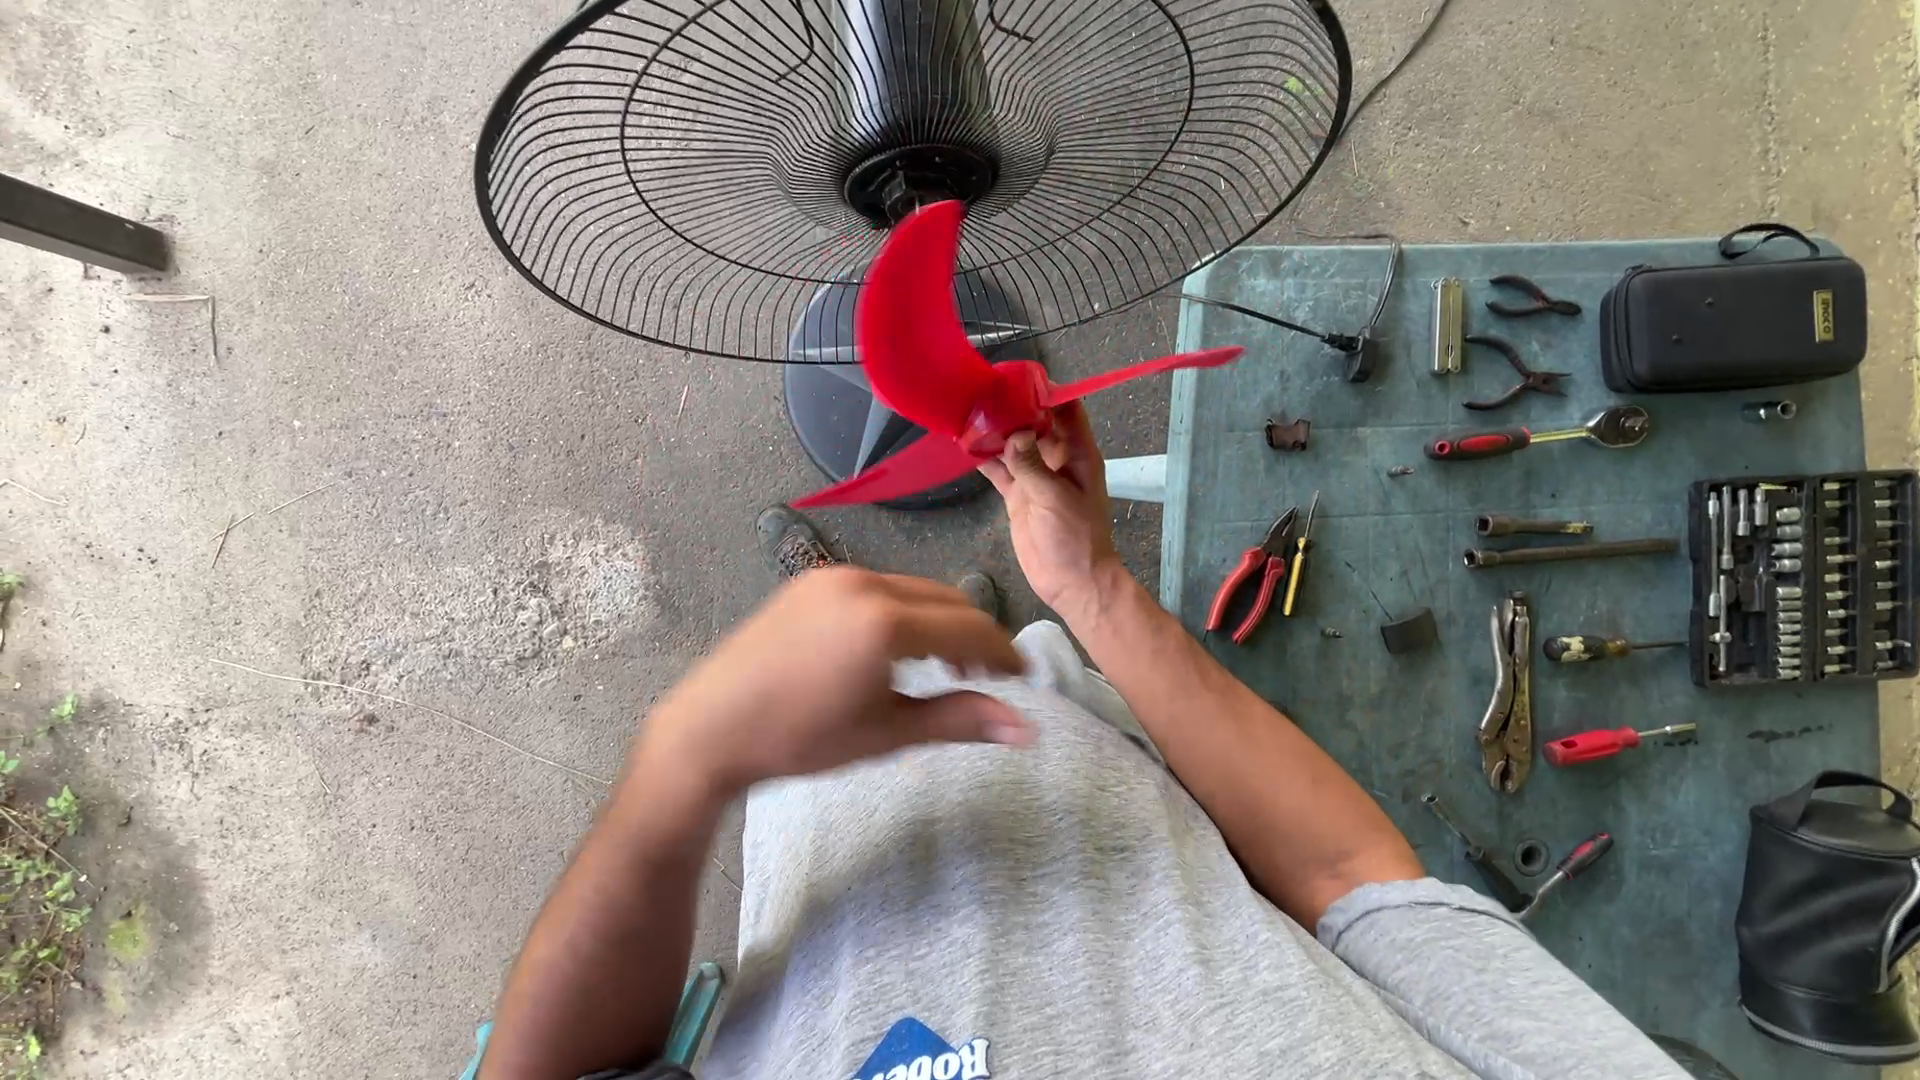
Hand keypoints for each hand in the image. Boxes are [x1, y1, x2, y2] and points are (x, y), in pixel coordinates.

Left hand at [637, 567, 1030, 798]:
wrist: (710, 727)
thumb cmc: (801, 739)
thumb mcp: (887, 734)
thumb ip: (960, 720)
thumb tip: (1027, 729)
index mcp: (886, 621)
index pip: (969, 628)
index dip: (1003, 653)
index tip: (1023, 678)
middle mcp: (865, 583)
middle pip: (947, 600)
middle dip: (975, 636)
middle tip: (985, 678)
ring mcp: (834, 577)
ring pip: (913, 590)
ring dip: (939, 622)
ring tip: (942, 667)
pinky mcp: (812, 581)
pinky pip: (879, 588)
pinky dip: (904, 613)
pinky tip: (894, 649)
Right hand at [978, 401, 1125, 618]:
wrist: (1072, 581)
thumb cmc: (1075, 538)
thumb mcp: (1055, 498)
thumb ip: (1032, 465)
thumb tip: (1013, 434)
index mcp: (1077, 453)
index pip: (1066, 410)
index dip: (1046, 391)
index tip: (1018, 378)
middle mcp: (1057, 459)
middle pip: (1035, 423)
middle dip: (1013, 408)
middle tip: (983, 391)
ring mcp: (1036, 477)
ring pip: (1014, 445)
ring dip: (995, 432)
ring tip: (968, 413)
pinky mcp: (1018, 495)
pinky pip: (1000, 470)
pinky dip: (985, 459)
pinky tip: (965, 446)